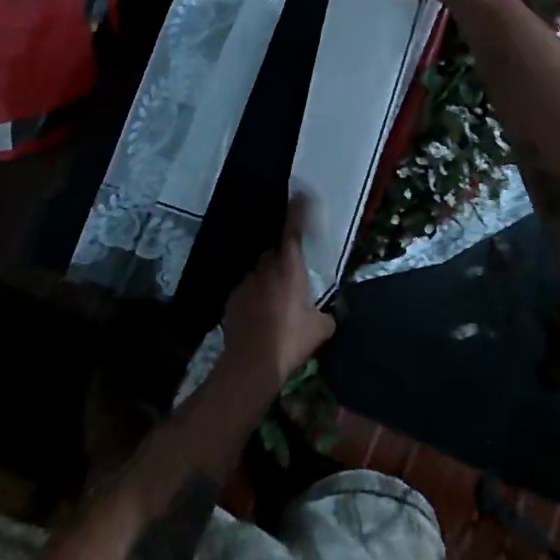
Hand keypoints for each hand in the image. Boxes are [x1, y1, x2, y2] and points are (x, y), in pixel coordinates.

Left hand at [220, 197, 335, 386]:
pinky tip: (263, 314)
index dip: (297, 211)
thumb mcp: (322, 327)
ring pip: (259, 272)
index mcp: (289, 268)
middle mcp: (265, 269)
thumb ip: (326, 314)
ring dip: (269, 277)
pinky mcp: (232, 302)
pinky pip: (248, 290)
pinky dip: (256, 295)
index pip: (292, 231)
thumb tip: (327, 314)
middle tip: (293, 268)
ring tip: (278, 296)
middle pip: (273, 251)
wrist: (251, 364)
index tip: (299, 195)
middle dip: (282, 254)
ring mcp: (245, 285)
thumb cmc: (291, 339)